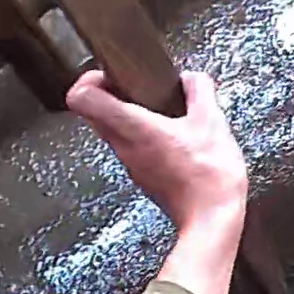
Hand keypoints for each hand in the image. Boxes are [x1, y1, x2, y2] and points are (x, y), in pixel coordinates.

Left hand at [66, 69, 248, 233]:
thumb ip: (199, 91)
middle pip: (95, 113)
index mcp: (132, 128)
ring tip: (163, 114)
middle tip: (139, 90)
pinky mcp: (146, 179)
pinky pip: (134, 151)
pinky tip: (175, 139)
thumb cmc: (209, 177)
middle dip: (114, 95)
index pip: (81, 97)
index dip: (90, 78)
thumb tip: (192, 80)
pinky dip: (147, 139)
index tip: (112, 74)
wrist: (213, 220)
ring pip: (115, 133)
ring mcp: (133, 166)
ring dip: (132, 118)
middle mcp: (124, 148)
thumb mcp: (213, 121)